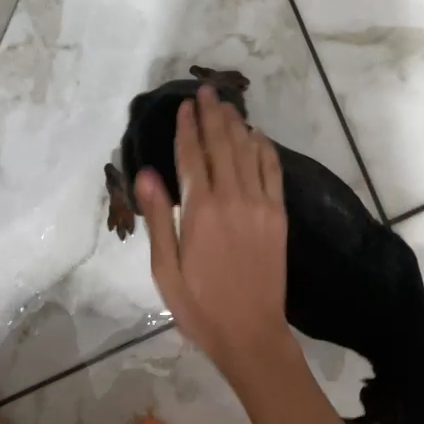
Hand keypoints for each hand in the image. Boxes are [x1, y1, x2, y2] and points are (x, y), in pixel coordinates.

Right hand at [134, 85, 288, 374]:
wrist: (251, 332)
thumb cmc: (199, 305)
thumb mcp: (165, 268)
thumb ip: (157, 217)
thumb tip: (145, 173)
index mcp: (200, 210)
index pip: (191, 156)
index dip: (187, 127)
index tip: (184, 105)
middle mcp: (232, 197)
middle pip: (221, 144)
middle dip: (212, 114)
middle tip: (206, 90)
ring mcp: (259, 203)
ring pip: (247, 151)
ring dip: (236, 124)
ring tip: (226, 103)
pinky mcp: (278, 213)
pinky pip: (272, 170)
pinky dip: (264, 147)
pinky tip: (256, 134)